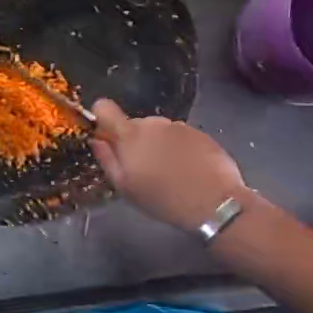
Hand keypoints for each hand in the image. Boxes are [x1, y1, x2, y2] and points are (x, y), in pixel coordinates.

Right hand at [90, 100, 248, 231]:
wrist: (215, 204)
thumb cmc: (162, 198)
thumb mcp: (125, 187)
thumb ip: (107, 159)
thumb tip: (97, 140)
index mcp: (129, 135)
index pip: (104, 108)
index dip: (102, 117)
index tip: (106, 134)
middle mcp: (153, 123)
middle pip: (134, 124)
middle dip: (134, 140)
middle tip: (143, 166)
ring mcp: (179, 126)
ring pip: (158, 130)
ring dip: (157, 144)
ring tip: (168, 170)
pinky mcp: (200, 133)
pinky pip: (179, 136)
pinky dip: (178, 147)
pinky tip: (187, 169)